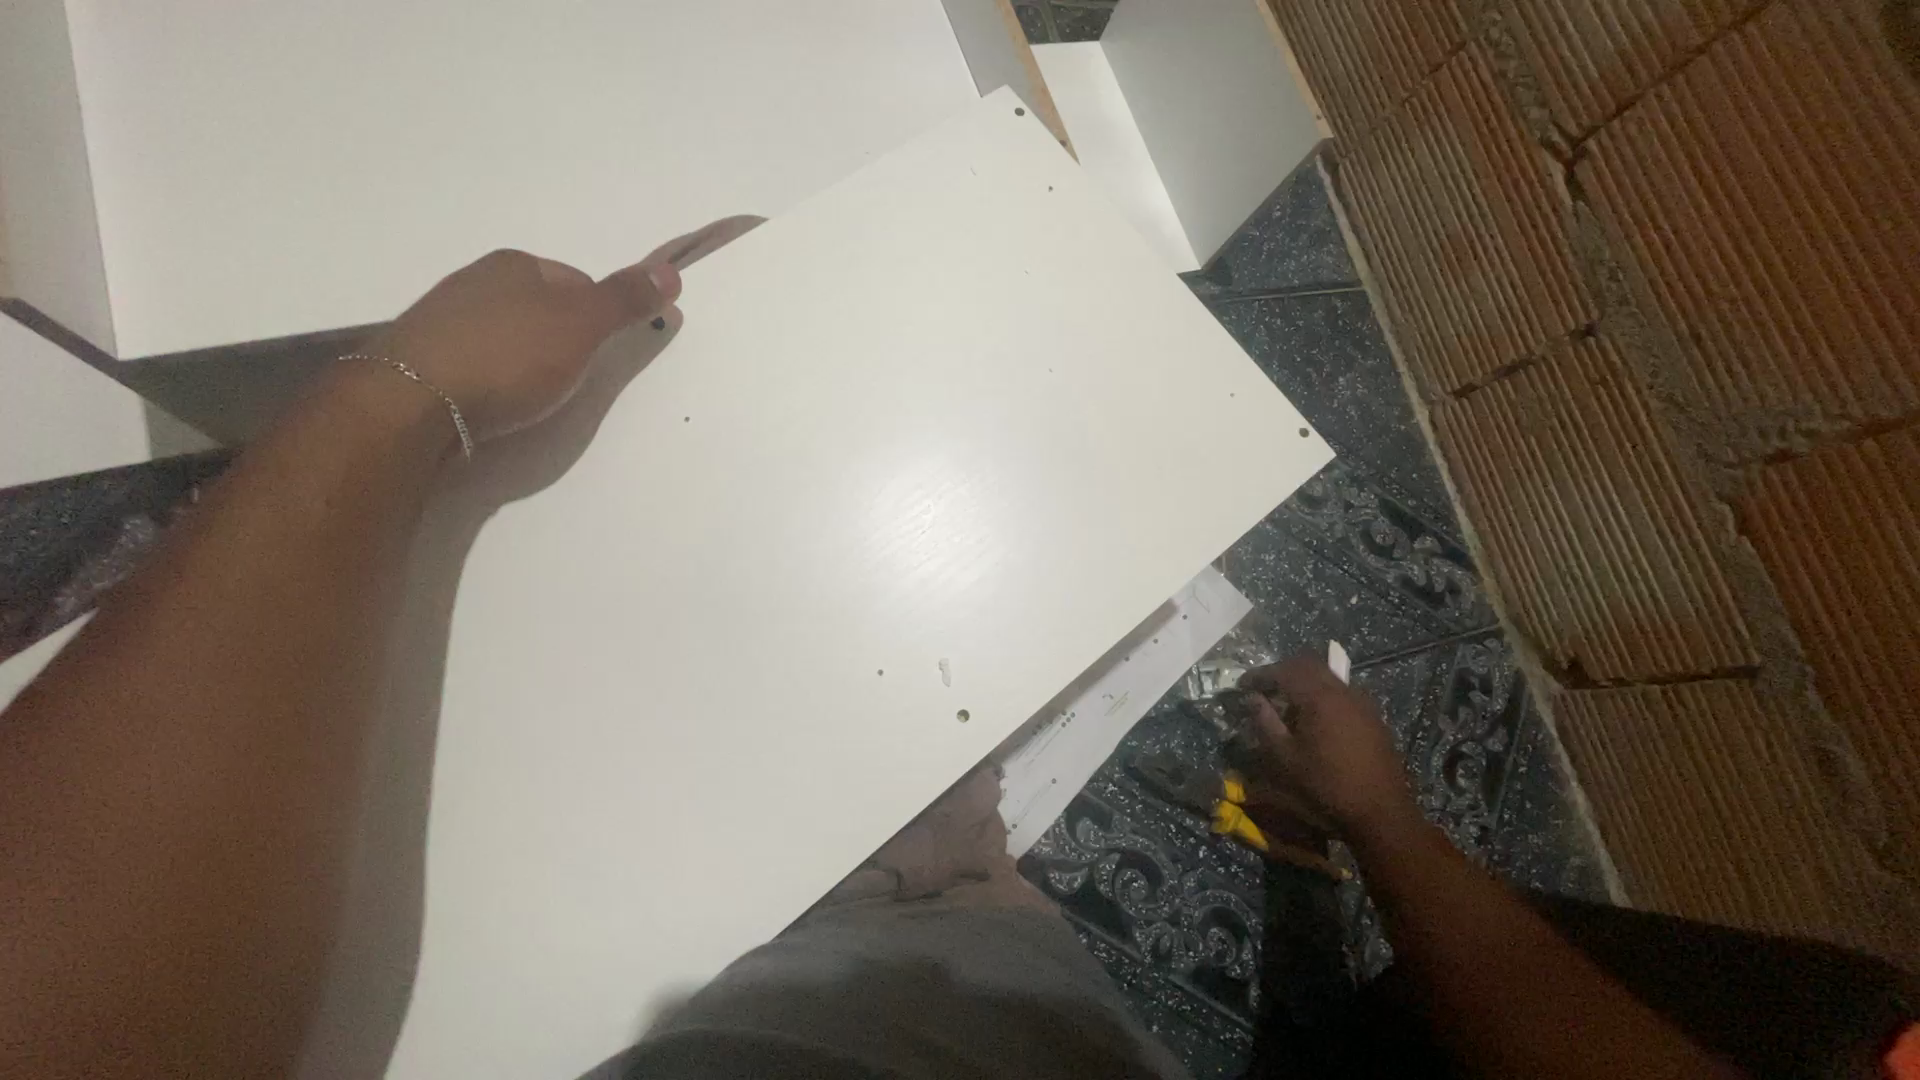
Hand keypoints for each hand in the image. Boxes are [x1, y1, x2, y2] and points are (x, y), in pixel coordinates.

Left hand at [364, 248, 680, 442]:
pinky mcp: (422, 357)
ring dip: (526, 359)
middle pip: (541, 307)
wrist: (414, 402)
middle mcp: (475, 280)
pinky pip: (476, 360)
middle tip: (572, 378)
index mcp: (515, 264)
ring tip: (532, 394)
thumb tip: (670, 270)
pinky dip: (494, 377)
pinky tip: (496, 401)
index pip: (577, 281)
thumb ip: (625, 301)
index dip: (600, 316)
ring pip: (507, 334)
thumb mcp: (583, 326)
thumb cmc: (509, 357)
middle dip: (562, 338)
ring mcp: (443, 318)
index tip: (603, 353)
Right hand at [1241, 656, 1421, 840]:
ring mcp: (1362, 703)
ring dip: (1303, 681)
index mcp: (1319, 697)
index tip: (1241, 685)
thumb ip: (1265, 722)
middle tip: (1263, 688)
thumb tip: (1252, 698)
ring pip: (1327, 676)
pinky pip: (1342, 692)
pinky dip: (1321, 694)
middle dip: (1282, 671)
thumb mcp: (1284, 758)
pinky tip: (1314, 718)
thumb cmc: (1326, 785)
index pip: (1283, 670)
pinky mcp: (1373, 717)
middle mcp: (1343, 691)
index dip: (1259, 674)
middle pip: (1308, 664)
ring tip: (1286, 703)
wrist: (1381, 813)